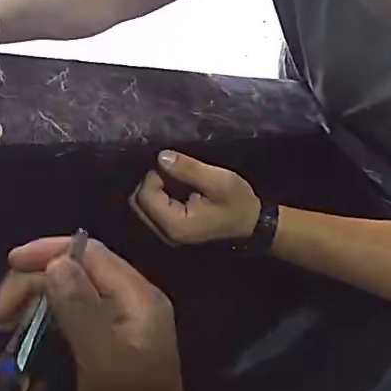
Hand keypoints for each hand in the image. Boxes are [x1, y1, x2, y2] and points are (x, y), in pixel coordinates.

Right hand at [0, 237, 197, 390]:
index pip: (91, 254)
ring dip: (29, 301)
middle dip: (31, 282)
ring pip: (68, 295)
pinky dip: (39, 320)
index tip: (6, 264)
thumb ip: (81, 309)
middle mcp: (130, 304)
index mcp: (139, 298)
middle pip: (76, 272)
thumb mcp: (103, 362)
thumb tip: (56, 262)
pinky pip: (69, 319)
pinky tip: (13, 332)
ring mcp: (118, 326)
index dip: (48, 252)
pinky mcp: (104, 347)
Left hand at [131, 151, 260, 245]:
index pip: (145, 196)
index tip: (174, 166)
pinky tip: (175, 188)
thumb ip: (189, 169)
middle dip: (150, 182)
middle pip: (138, 203)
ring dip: (153, 188)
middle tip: (173, 171)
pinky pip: (152, 210)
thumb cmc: (238, 203)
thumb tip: (160, 156)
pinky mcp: (170, 230)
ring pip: (142, 206)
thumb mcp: (219, 181)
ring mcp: (166, 234)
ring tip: (175, 178)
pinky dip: (158, 196)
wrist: (252, 224)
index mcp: (175, 225)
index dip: (153, 176)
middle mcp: (165, 234)